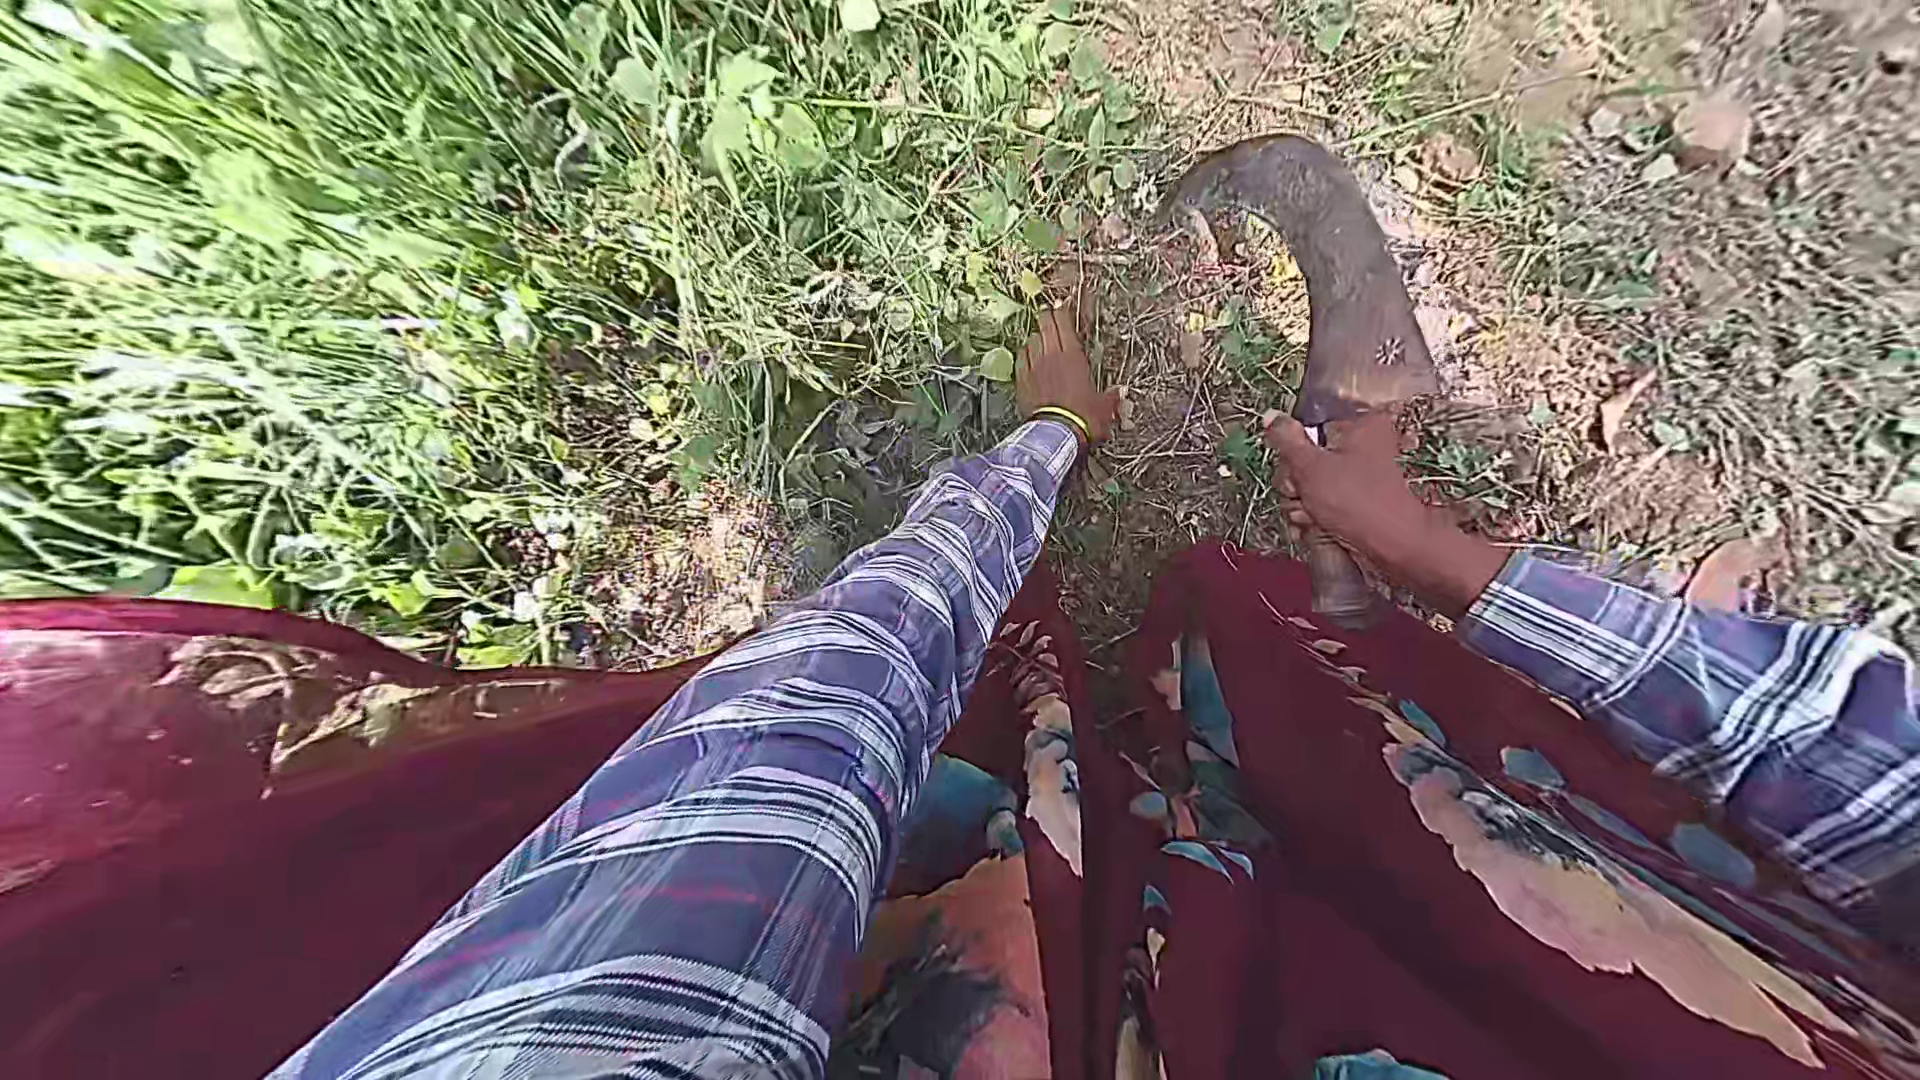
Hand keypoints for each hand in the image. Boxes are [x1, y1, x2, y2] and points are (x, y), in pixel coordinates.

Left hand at [1016, 308, 1120, 447]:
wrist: (1057, 434)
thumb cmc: (1083, 418)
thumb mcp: (1103, 407)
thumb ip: (1111, 397)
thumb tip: (1119, 393)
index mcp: (1073, 356)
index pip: (1064, 323)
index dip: (1061, 312)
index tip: (1061, 307)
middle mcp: (1051, 356)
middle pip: (1045, 326)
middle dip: (1047, 318)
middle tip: (1048, 315)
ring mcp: (1033, 368)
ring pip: (1031, 341)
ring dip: (1036, 338)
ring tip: (1040, 339)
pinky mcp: (1021, 382)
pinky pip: (1020, 360)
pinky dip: (1024, 355)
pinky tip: (1027, 357)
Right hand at [1264, 410, 1507, 618]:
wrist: (1392, 547)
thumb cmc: (1356, 501)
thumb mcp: (1310, 466)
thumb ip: (1286, 440)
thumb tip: (1270, 415)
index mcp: (1360, 426)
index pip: (1308, 429)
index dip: (1293, 452)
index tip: (1295, 471)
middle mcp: (1362, 447)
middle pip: (1305, 457)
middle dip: (1296, 483)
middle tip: (1304, 495)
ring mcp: (1360, 476)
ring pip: (1309, 483)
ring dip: (1301, 502)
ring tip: (1313, 514)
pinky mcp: (1356, 500)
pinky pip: (1320, 501)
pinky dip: (1312, 514)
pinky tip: (1316, 524)